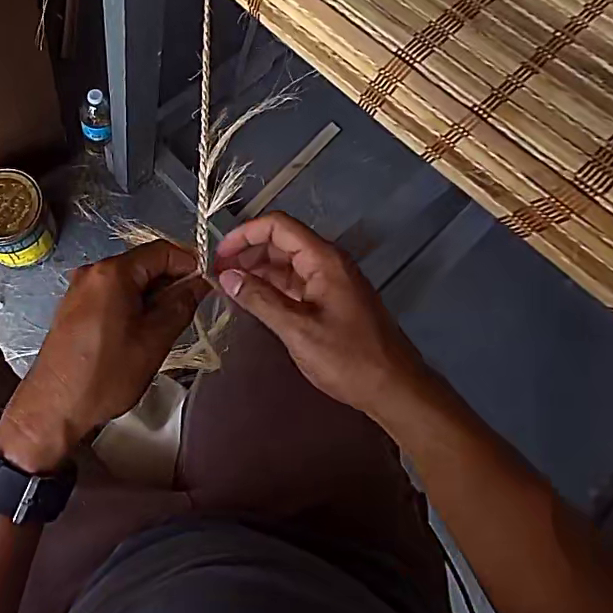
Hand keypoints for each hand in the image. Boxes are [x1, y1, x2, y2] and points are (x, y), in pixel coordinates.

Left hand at [0, 240, 209, 471]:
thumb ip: (182, 303)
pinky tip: (141, 331)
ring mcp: (80, 288)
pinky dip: (133, 304)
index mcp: (113, 272)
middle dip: (171, 282)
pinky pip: (113, 293)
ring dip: (153, 296)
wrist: (53, 409)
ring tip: (166, 326)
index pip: (163, 251)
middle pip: (145, 263)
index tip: (206, 286)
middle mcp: (93, 271)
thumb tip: (201, 282)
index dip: (190, 264)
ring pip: (130, 280)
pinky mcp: (75, 307)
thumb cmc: (106, 374)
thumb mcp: (155, 339)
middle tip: (190, 309)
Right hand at [213, 211, 428, 418]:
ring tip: (228, 285)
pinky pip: (297, 282)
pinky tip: (253, 299)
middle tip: (218, 273)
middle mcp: (329, 262)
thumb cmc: (349, 359)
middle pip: (282, 241)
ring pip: (288, 262)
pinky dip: (272, 286)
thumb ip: (261, 300)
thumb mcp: (298, 330)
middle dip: (248, 252)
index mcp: (324, 259)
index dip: (245, 234)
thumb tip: (228, 276)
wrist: (394, 386)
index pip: (278, 226)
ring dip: (258, 269)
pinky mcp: (331, 299)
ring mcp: (331, 280)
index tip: (219, 255)